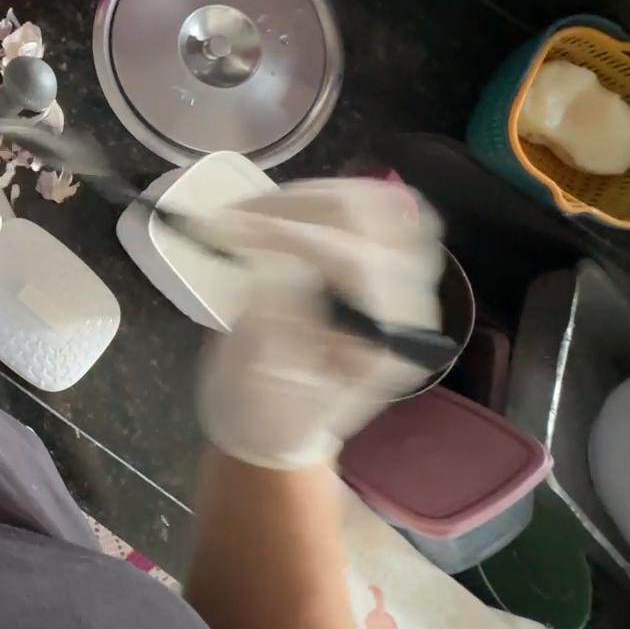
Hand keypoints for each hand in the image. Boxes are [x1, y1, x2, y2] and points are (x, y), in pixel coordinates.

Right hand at [195, 179, 443, 470]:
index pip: (350, 258)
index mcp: (378, 343)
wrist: (279, 432)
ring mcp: (402, 292)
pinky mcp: (385, 277)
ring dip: (311, 196)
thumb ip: (270, 313)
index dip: (284, 231)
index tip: (224, 227)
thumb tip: (268, 256)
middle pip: (376, 217)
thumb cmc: (260, 411)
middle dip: (299, 203)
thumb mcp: (254, 373)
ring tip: (255, 211)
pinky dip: (329, 202)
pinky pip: (379, 216)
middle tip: (238, 214)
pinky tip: (284, 215)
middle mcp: (405, 311)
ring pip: (382, 206)